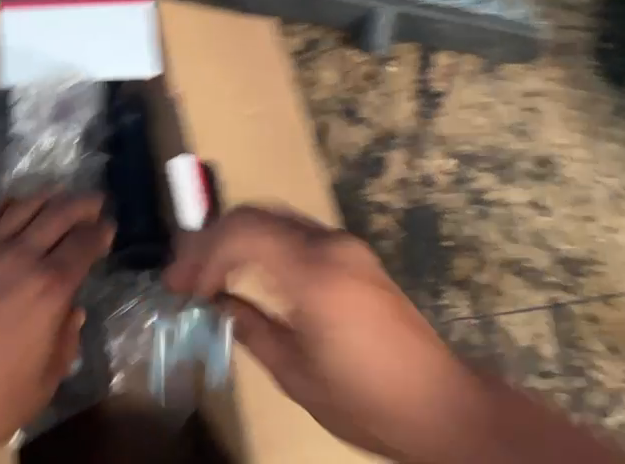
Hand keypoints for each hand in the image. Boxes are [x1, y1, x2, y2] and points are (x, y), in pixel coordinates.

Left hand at [0, 194, 113, 463]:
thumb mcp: (44, 383)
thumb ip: (64, 341)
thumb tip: (72, 311)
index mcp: (50, 288)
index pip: (84, 245)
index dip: (100, 232)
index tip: (107, 228)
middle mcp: (21, 256)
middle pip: (58, 214)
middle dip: (81, 205)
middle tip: (93, 201)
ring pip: (23, 207)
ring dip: (46, 197)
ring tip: (58, 195)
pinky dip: (5, 203)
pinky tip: (12, 203)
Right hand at [164, 205, 478, 460]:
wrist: (445, 409)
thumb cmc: (367, 401)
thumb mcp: (296, 375)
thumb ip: (250, 329)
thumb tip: (217, 302)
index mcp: (313, 273)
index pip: (241, 234)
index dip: (201, 254)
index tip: (179, 285)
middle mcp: (329, 245)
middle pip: (254, 216)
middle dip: (211, 238)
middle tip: (185, 271)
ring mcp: (345, 246)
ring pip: (274, 219)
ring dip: (235, 237)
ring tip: (209, 269)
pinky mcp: (354, 256)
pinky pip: (294, 233)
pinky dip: (262, 243)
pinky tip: (248, 271)